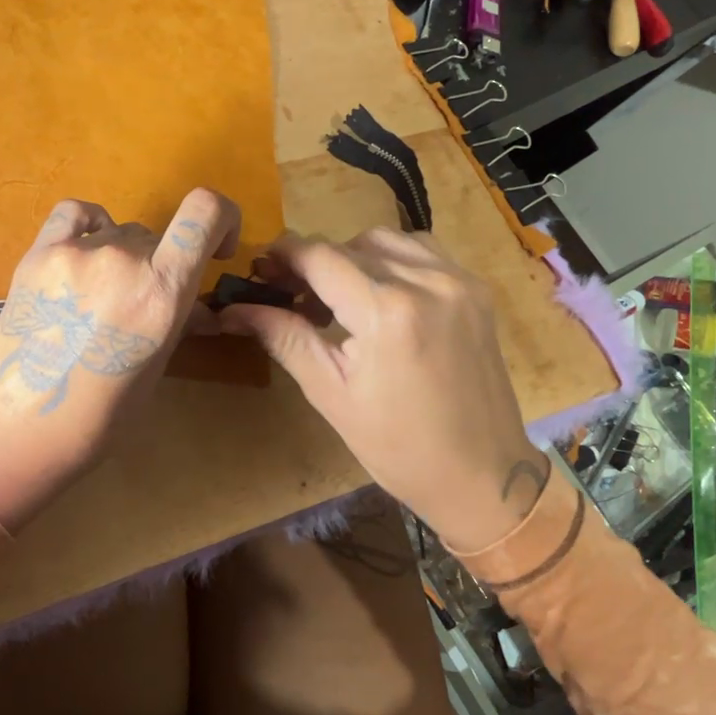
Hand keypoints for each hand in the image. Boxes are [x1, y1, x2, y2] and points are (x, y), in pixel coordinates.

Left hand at [0, 189, 241, 529]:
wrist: (20, 426)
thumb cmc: (99, 415)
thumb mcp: (155, 368)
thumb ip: (177, 321)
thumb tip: (195, 306)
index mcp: (161, 293)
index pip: (206, 213)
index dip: (223, 219)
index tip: (218, 248)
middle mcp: (122, 259)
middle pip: (157, 237)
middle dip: (160, 264)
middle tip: (139, 305)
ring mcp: (76, 252)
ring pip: (118, 231)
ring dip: (122, 256)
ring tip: (98, 298)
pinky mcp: (39, 252)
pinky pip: (76, 214)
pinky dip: (90, 227)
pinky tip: (84, 254)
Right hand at [220, 228, 546, 551]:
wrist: (483, 475)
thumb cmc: (397, 446)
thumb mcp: (330, 393)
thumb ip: (284, 337)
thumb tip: (232, 308)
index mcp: (387, 311)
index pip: (320, 256)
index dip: (283, 255)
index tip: (259, 270)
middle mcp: (427, 282)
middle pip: (348, 244)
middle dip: (312, 262)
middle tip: (288, 294)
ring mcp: (458, 281)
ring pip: (384, 239)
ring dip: (351, 256)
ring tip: (335, 296)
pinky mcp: (475, 289)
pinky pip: (421, 250)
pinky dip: (389, 259)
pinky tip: (377, 293)